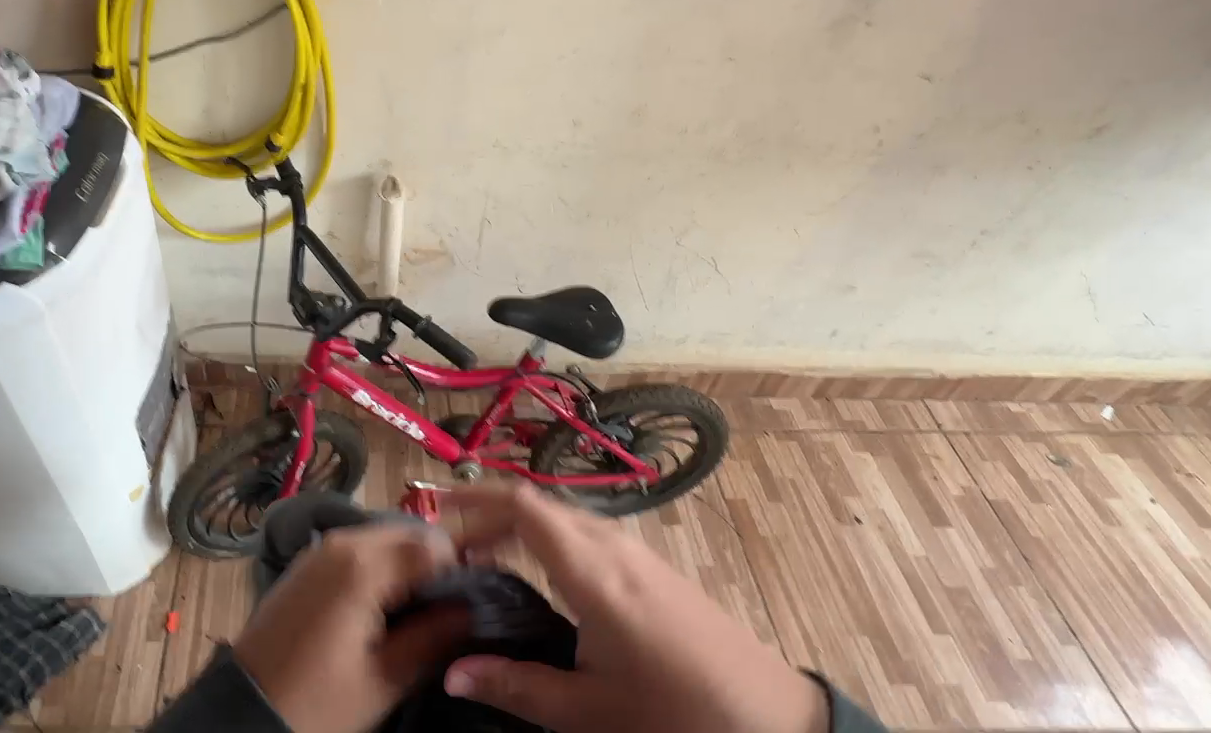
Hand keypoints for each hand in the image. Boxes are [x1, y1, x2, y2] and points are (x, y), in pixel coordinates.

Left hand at [232, 523, 470, 732]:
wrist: (241, 712)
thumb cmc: (315, 703)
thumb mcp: (383, 679)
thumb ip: (433, 637)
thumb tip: (473, 610)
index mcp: (362, 564)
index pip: (433, 546)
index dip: (461, 570)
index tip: (474, 603)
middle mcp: (342, 541)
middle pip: (409, 535)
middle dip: (435, 565)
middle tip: (450, 610)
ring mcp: (321, 548)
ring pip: (385, 540)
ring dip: (408, 566)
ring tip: (419, 612)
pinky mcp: (308, 562)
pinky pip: (359, 550)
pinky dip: (381, 567)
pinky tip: (385, 606)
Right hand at [442, 483, 828, 732]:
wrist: (776, 718)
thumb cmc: (678, 714)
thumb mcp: (590, 711)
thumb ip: (517, 686)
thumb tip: (450, 670)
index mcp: (591, 570)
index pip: (522, 506)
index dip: (474, 500)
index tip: (434, 515)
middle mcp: (611, 544)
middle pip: (537, 503)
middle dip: (487, 511)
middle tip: (448, 543)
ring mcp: (636, 550)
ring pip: (562, 514)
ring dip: (517, 523)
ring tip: (483, 553)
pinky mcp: (650, 564)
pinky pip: (584, 529)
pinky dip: (546, 535)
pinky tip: (538, 570)